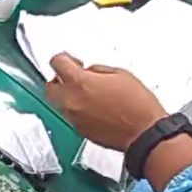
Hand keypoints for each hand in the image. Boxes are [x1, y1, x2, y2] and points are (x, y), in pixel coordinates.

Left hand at [45, 52, 165, 150]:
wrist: (142, 131)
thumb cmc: (137, 104)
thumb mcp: (120, 74)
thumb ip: (97, 71)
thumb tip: (88, 72)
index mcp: (80, 83)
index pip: (57, 63)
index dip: (64, 59)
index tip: (71, 61)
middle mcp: (70, 101)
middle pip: (50, 86)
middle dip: (59, 79)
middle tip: (73, 77)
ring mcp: (72, 117)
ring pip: (57, 103)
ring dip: (66, 95)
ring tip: (85, 92)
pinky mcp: (77, 129)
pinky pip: (68, 115)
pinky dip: (75, 109)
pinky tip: (91, 107)